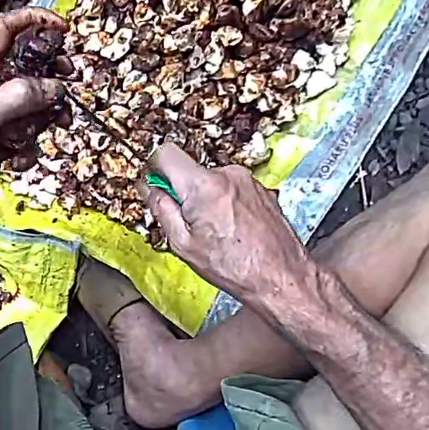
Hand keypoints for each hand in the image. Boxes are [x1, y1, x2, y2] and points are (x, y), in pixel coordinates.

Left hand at [0, 8, 66, 210]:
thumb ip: (18, 96)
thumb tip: (53, 88)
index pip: (5, 29)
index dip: (34, 21)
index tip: (61, 27)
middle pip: (29, 66)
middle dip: (52, 73)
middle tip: (69, 80)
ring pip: (36, 102)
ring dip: (50, 113)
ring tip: (60, 122)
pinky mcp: (4, 138)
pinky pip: (31, 132)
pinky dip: (32, 144)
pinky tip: (20, 155)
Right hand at [146, 143, 317, 309]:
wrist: (280, 276)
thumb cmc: (235, 267)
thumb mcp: (183, 244)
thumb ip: (162, 209)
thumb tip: (148, 189)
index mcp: (203, 186)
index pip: (166, 153)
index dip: (154, 168)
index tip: (154, 185)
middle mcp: (227, 174)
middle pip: (190, 170)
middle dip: (183, 192)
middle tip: (188, 224)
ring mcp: (247, 179)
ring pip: (211, 180)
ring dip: (206, 199)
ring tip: (215, 231)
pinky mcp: (259, 187)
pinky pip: (230, 188)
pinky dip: (225, 203)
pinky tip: (232, 229)